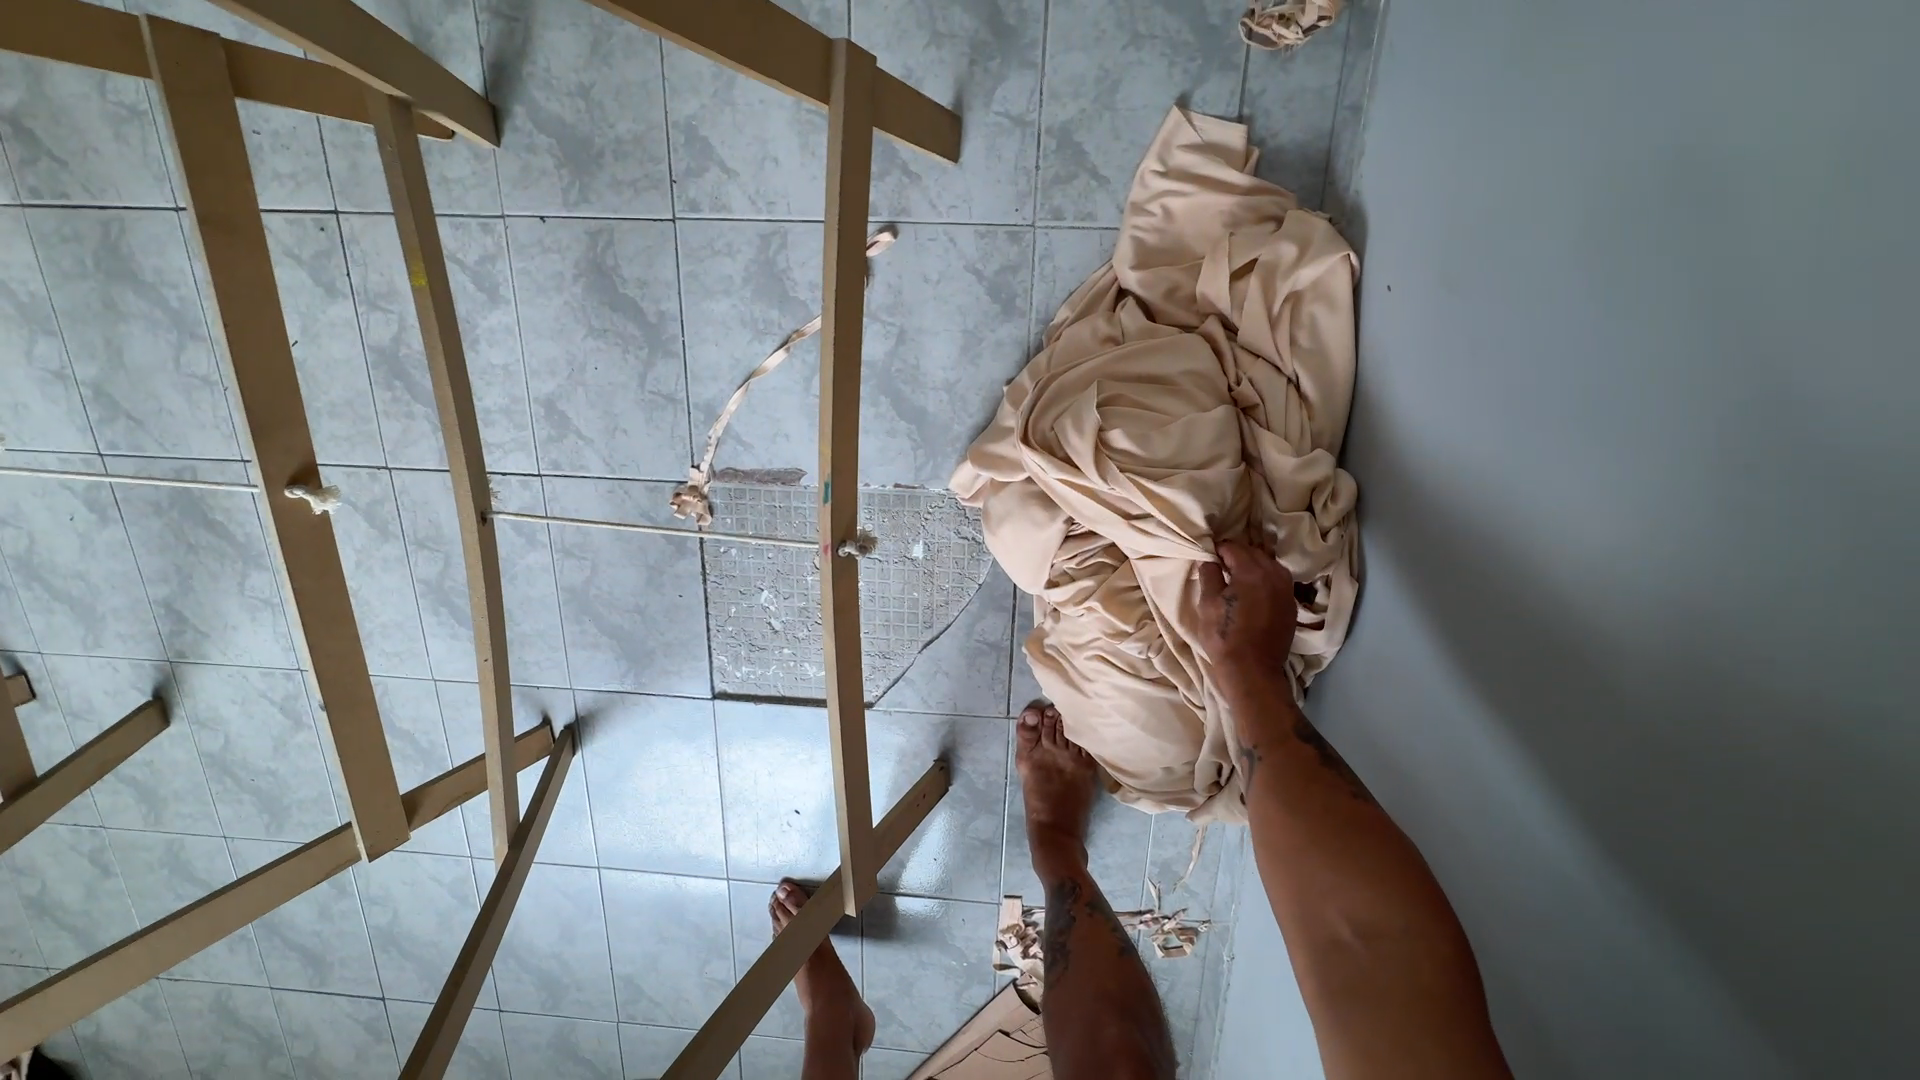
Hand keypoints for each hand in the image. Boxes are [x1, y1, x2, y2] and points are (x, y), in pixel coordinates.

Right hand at [1196, 540, 1297, 681]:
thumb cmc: (1224, 636)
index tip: (1208, 555)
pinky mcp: (1291, 607)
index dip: (1218, 549)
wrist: (1252, 670)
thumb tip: (1210, 561)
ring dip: (1253, 566)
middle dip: (1237, 555)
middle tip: (1220, 565)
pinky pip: (1278, 582)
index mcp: (1252, 572)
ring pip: (1270, 566)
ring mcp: (1287, 591)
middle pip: (1254, 553)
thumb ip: (1210, 575)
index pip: (1234, 548)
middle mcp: (1275, 575)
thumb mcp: (1208, 604)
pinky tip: (1253, 592)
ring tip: (1237, 578)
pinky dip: (1265, 580)